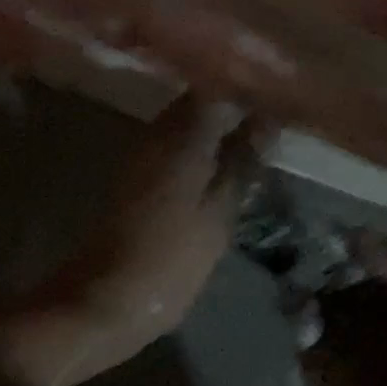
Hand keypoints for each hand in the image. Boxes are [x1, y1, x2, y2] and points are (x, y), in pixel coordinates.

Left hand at [0, 95, 251, 385]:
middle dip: (234, 104)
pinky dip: (200, 144)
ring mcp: (143, 151)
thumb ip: (243, 162)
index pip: (219, 87)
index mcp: (182, 134)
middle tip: (273, 117)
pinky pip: (175, 141)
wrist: (106, 298)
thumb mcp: (219, 212)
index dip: (250, 87)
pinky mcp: (137, 174)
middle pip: (200, 99)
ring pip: (187, 120)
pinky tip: (223, 160)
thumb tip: (267, 120)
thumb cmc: (170, 257)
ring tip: (255, 136)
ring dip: (218, 124)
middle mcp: (158, 131)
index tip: (280, 94)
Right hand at [303, 239, 386, 385]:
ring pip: (324, 293)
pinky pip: (303, 328)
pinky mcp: (322, 367)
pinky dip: (296, 311)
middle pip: (353, 269)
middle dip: (332, 254)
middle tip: (311, 241)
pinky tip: (298, 305)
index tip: (342, 230)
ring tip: (298, 265)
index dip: (369, 239)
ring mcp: (354, 341)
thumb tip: (355, 237)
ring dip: (309, 277)